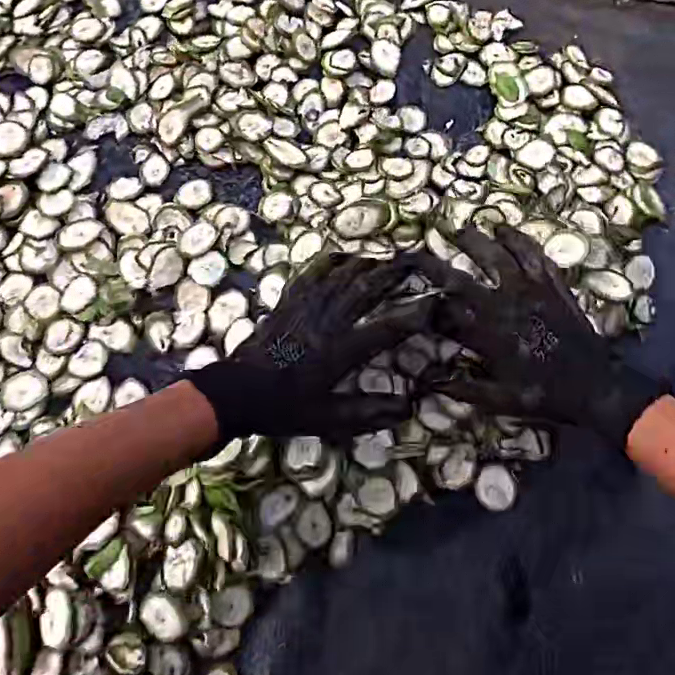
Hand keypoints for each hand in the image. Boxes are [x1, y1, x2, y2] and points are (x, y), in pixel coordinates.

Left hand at [184, 253, 429, 441]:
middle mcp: (327, 322)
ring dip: (365, 264)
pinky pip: (311, 274)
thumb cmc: (285, 407)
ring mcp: (305, 307)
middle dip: (392, 275)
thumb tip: (408, 406)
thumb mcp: (329, 418)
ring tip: (384, 258)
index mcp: (340, 351)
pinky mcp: (289, 301)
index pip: (385, 329)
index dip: (413, 316)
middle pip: (365, 290)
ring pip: (340, 276)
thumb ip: (368, 412)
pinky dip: (329, 262)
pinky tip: (342, 256)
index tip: (435, 304)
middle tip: (414, 264)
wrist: (240, 390)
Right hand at [424, 226, 665, 449]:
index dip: (425, 302)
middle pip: (461, 278)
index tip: (409, 298)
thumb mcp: (501, 399)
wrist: (597, 387)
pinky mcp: (552, 284)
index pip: (447, 311)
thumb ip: (463, 388)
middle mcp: (504, 305)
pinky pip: (533, 254)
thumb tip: (426, 381)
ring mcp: (530, 290)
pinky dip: (517, 239)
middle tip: (417, 254)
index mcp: (489, 334)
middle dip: (434, 264)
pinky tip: (504, 230)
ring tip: (458, 230)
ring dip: (474, 241)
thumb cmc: (545, 394)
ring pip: (496, 256)